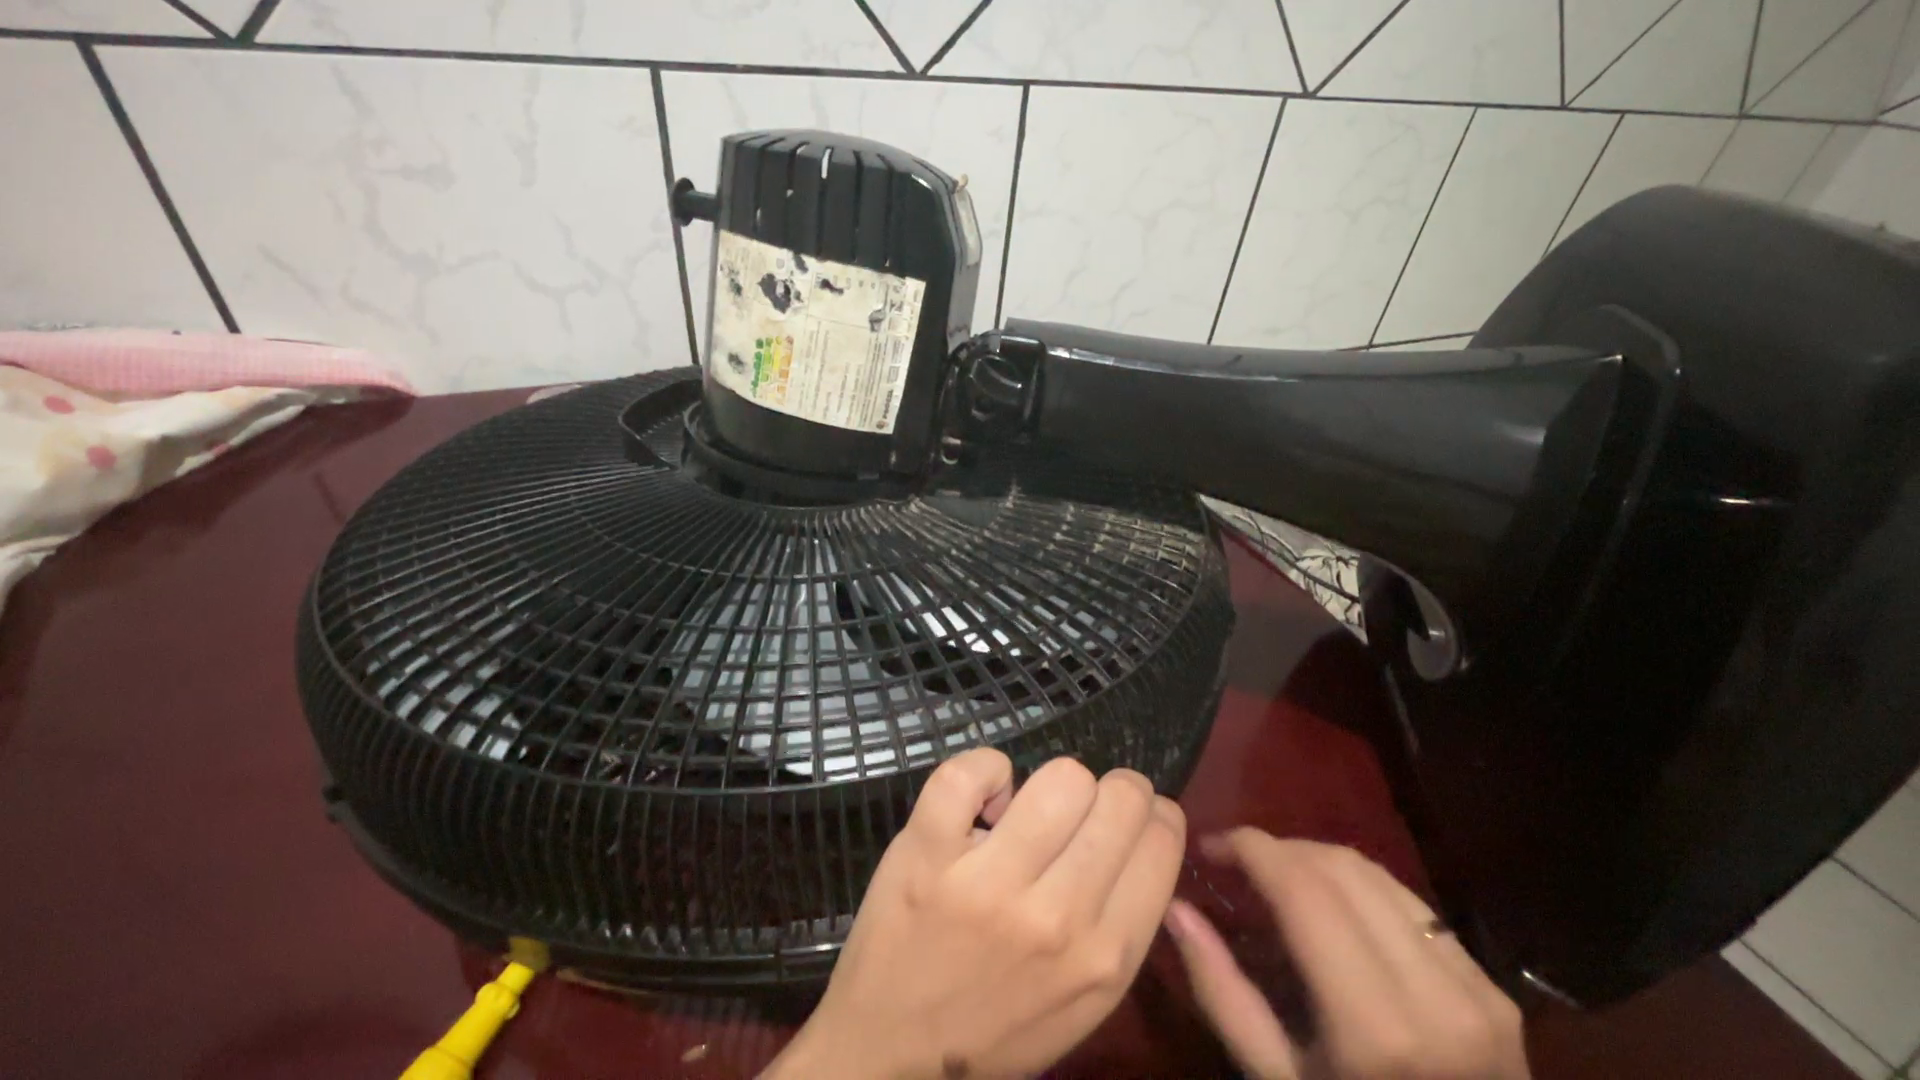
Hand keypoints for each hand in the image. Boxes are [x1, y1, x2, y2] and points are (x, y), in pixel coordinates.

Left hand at [765, 749, 1185, 1079]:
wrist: (890, 1057)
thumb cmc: (995, 1029)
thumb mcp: (1085, 1002)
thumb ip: (1122, 924)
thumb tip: (1140, 839)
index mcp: (1106, 955)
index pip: (1163, 837)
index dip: (1150, 813)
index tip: (1123, 820)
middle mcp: (1057, 916)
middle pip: (1121, 797)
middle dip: (1109, 791)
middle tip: (1078, 811)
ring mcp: (987, 881)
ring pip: (1062, 777)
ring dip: (1051, 783)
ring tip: (1027, 811)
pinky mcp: (925, 853)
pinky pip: (969, 771)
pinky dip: (983, 768)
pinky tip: (981, 796)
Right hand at [1165, 831, 1527, 1079]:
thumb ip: (1223, 994)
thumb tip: (1177, 910)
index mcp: (1374, 1026)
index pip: (1305, 889)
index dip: (1252, 849)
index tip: (1210, 845)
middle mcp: (1432, 991)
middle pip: (1342, 869)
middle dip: (1280, 850)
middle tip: (1236, 864)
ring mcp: (1473, 987)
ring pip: (1380, 876)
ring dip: (1319, 862)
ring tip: (1278, 880)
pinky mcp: (1493, 989)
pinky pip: (1413, 908)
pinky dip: (1361, 892)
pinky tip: (1334, 912)